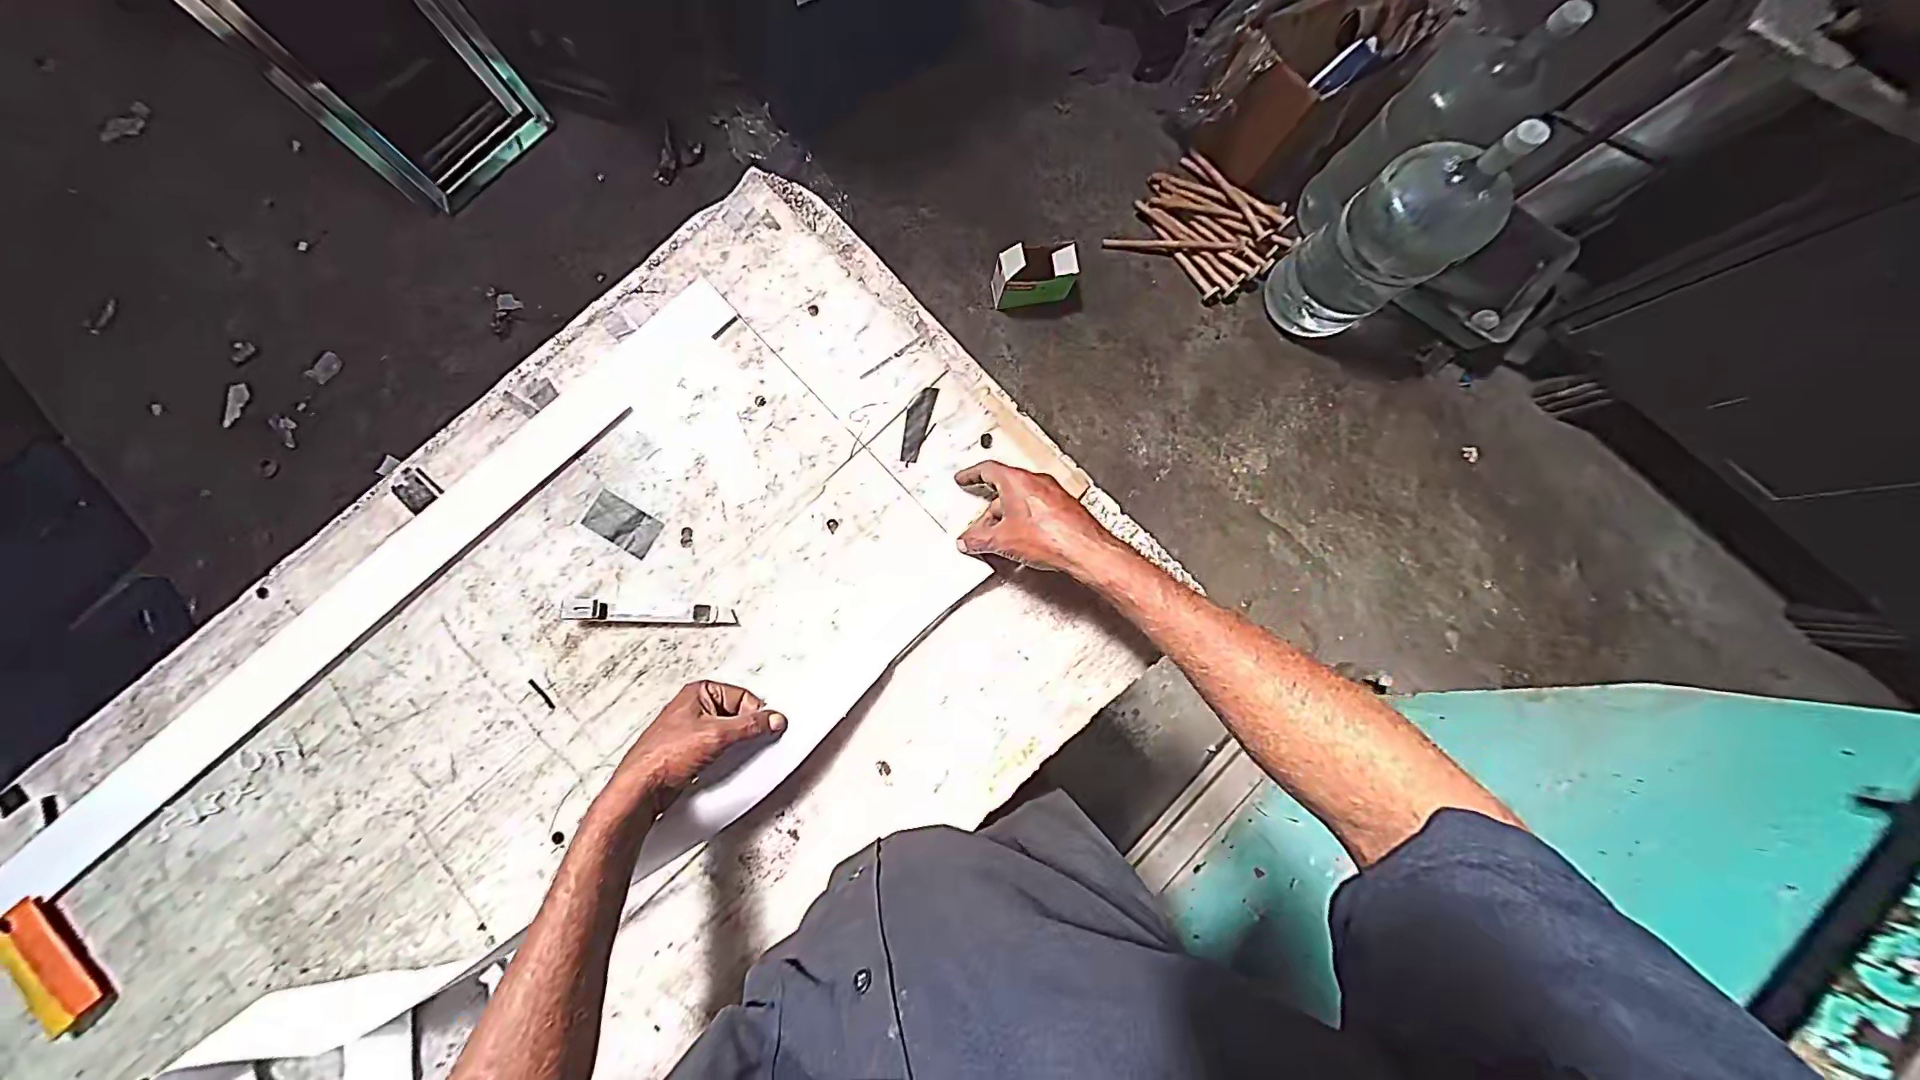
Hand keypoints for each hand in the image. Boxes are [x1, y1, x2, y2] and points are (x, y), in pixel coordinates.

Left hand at [614, 681, 784, 798]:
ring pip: (730, 734)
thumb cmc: (662, 757)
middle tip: (747, 743)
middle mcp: (695, 708)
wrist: (640, 790)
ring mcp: (693, 730)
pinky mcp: (692, 751)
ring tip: (727, 756)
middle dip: (744, 731)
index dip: (756, 713)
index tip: (765, 728)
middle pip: (738, 715)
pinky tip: (721, 765)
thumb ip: (751, 726)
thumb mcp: (717, 735)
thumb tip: (773, 719)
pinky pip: (720, 749)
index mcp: (699, 692)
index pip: (744, 697)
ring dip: (734, 746)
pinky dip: (725, 757)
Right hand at [954, 461, 1120, 575]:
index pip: (987, 470)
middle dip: (990, 508)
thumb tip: (969, 541)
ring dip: (1008, 516)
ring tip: (1001, 537)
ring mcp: (1052, 493)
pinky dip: (1025, 519)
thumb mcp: (1003, 541)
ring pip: (1021, 499)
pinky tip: (1024, 539)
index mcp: (1017, 481)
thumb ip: (980, 539)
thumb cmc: (1052, 537)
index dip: (972, 475)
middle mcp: (1036, 481)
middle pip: (1004, 489)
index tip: (964, 477)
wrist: (1085, 549)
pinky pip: (1037, 508)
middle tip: (980, 525)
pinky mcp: (1063, 507)